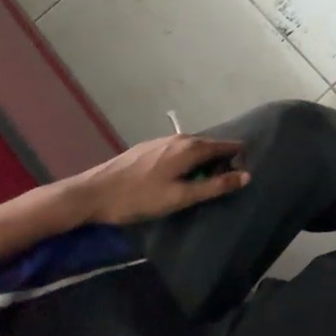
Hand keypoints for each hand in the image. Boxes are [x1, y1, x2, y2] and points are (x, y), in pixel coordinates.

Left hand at [54, 134, 250, 225]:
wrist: (88, 194)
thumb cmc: (137, 198)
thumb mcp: (179, 197)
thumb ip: (215, 186)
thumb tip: (247, 176)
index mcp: (194, 147)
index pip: (232, 146)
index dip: (236, 163)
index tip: (227, 183)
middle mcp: (183, 137)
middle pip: (213, 146)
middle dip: (217, 164)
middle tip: (205, 189)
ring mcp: (163, 140)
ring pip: (194, 149)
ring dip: (198, 164)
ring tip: (185, 187)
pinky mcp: (147, 147)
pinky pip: (177, 151)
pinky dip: (182, 162)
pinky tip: (165, 180)